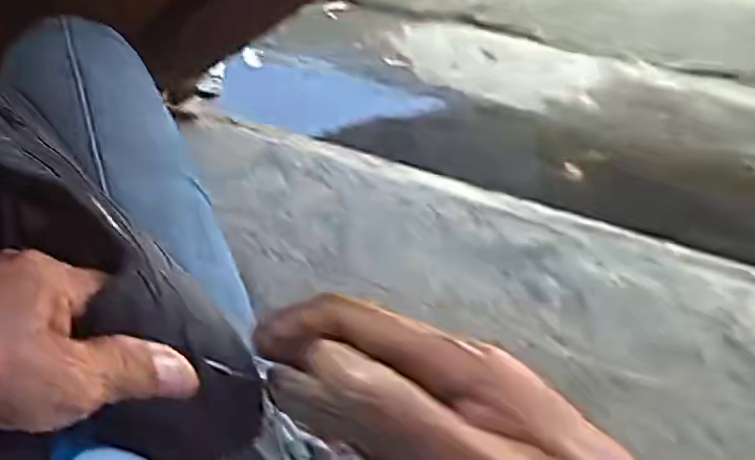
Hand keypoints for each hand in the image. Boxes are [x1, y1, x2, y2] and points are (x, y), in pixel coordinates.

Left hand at [0, 249, 199, 432]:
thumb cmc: (2, 370)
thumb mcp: (77, 379)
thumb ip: (130, 368)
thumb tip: (184, 365)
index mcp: (46, 269)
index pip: (109, 288)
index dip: (138, 324)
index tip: (160, 360)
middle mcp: (19, 266)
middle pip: (79, 301)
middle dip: (101, 337)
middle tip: (128, 379)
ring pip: (50, 313)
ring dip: (69, 345)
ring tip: (91, 381)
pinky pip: (24, 321)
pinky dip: (40, 344)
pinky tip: (46, 371)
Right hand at [255, 295, 631, 459]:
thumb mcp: (463, 451)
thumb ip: (384, 398)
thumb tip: (302, 359)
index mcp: (456, 355)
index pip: (342, 312)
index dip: (288, 325)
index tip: (253, 354)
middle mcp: (468, 361)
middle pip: (361, 337)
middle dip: (309, 354)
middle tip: (278, 389)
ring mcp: (490, 396)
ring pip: (385, 369)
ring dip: (339, 384)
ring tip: (316, 415)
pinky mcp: (503, 430)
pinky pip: (415, 402)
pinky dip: (376, 410)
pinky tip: (371, 435)